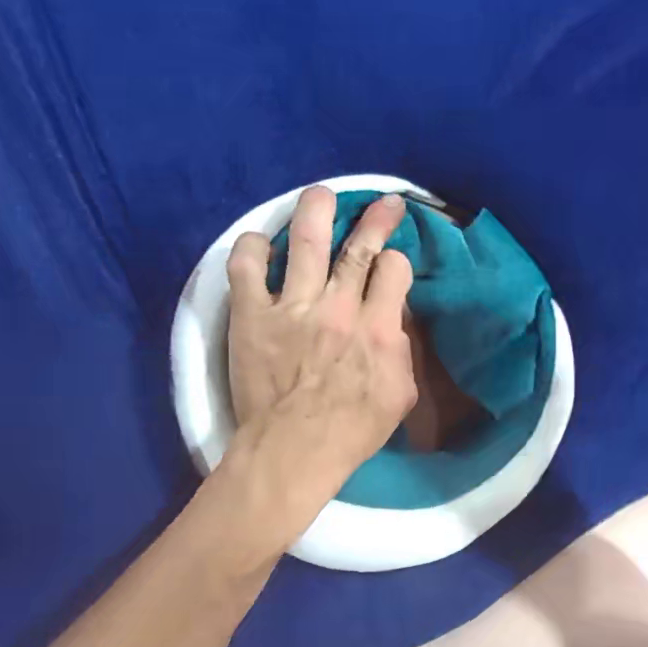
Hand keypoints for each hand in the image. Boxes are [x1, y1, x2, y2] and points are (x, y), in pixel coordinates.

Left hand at [224, 186, 419, 506]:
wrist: (293, 451)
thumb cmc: (352, 430)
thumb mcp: (400, 394)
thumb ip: (400, 349)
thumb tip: (392, 318)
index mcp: (378, 328)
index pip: (393, 270)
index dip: (395, 261)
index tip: (390, 267)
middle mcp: (338, 307)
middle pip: (359, 246)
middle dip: (375, 218)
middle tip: (382, 203)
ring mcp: (292, 307)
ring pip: (307, 240)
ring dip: (316, 210)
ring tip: (321, 195)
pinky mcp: (252, 316)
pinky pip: (247, 267)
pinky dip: (252, 247)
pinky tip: (260, 242)